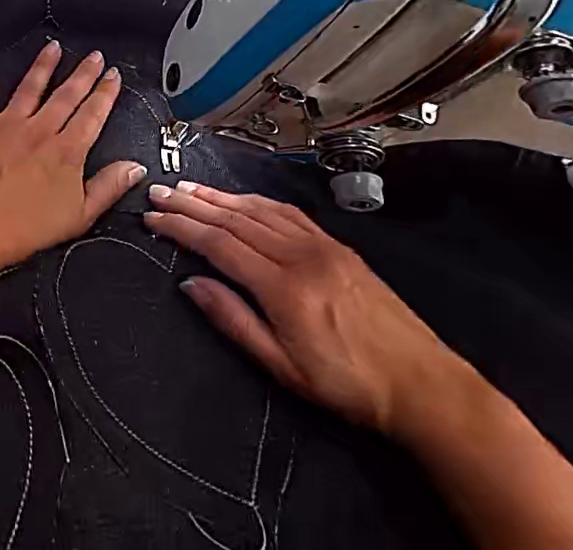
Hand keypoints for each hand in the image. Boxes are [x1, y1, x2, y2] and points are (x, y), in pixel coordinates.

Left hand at [0, 42, 143, 276]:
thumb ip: (109, 188)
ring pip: (30, 86)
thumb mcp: (78, 217)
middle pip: (67, 94)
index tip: (113, 77)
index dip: (106, 92)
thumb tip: (134, 169)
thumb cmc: (21, 230)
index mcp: (66, 152)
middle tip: (94, 56)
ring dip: (43, 64)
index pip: (93, 114)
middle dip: (84, 73)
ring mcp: (7, 126)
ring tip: (53, 47)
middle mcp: (39, 131)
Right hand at [144, 182, 474, 436]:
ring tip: (190, 189)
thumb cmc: (348, 383)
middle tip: (161, 191)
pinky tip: (242, 199)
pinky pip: (288, 212)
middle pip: (235, 218)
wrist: (417, 378)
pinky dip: (257, 201)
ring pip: (260, 209)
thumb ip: (233, 319)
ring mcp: (320, 244)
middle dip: (193, 203)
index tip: (155, 216)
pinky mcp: (336, 244)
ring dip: (221, 196)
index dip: (182, 227)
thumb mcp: (282, 366)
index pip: (219, 244)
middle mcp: (300, 254)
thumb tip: (191, 284)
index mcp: (283, 286)